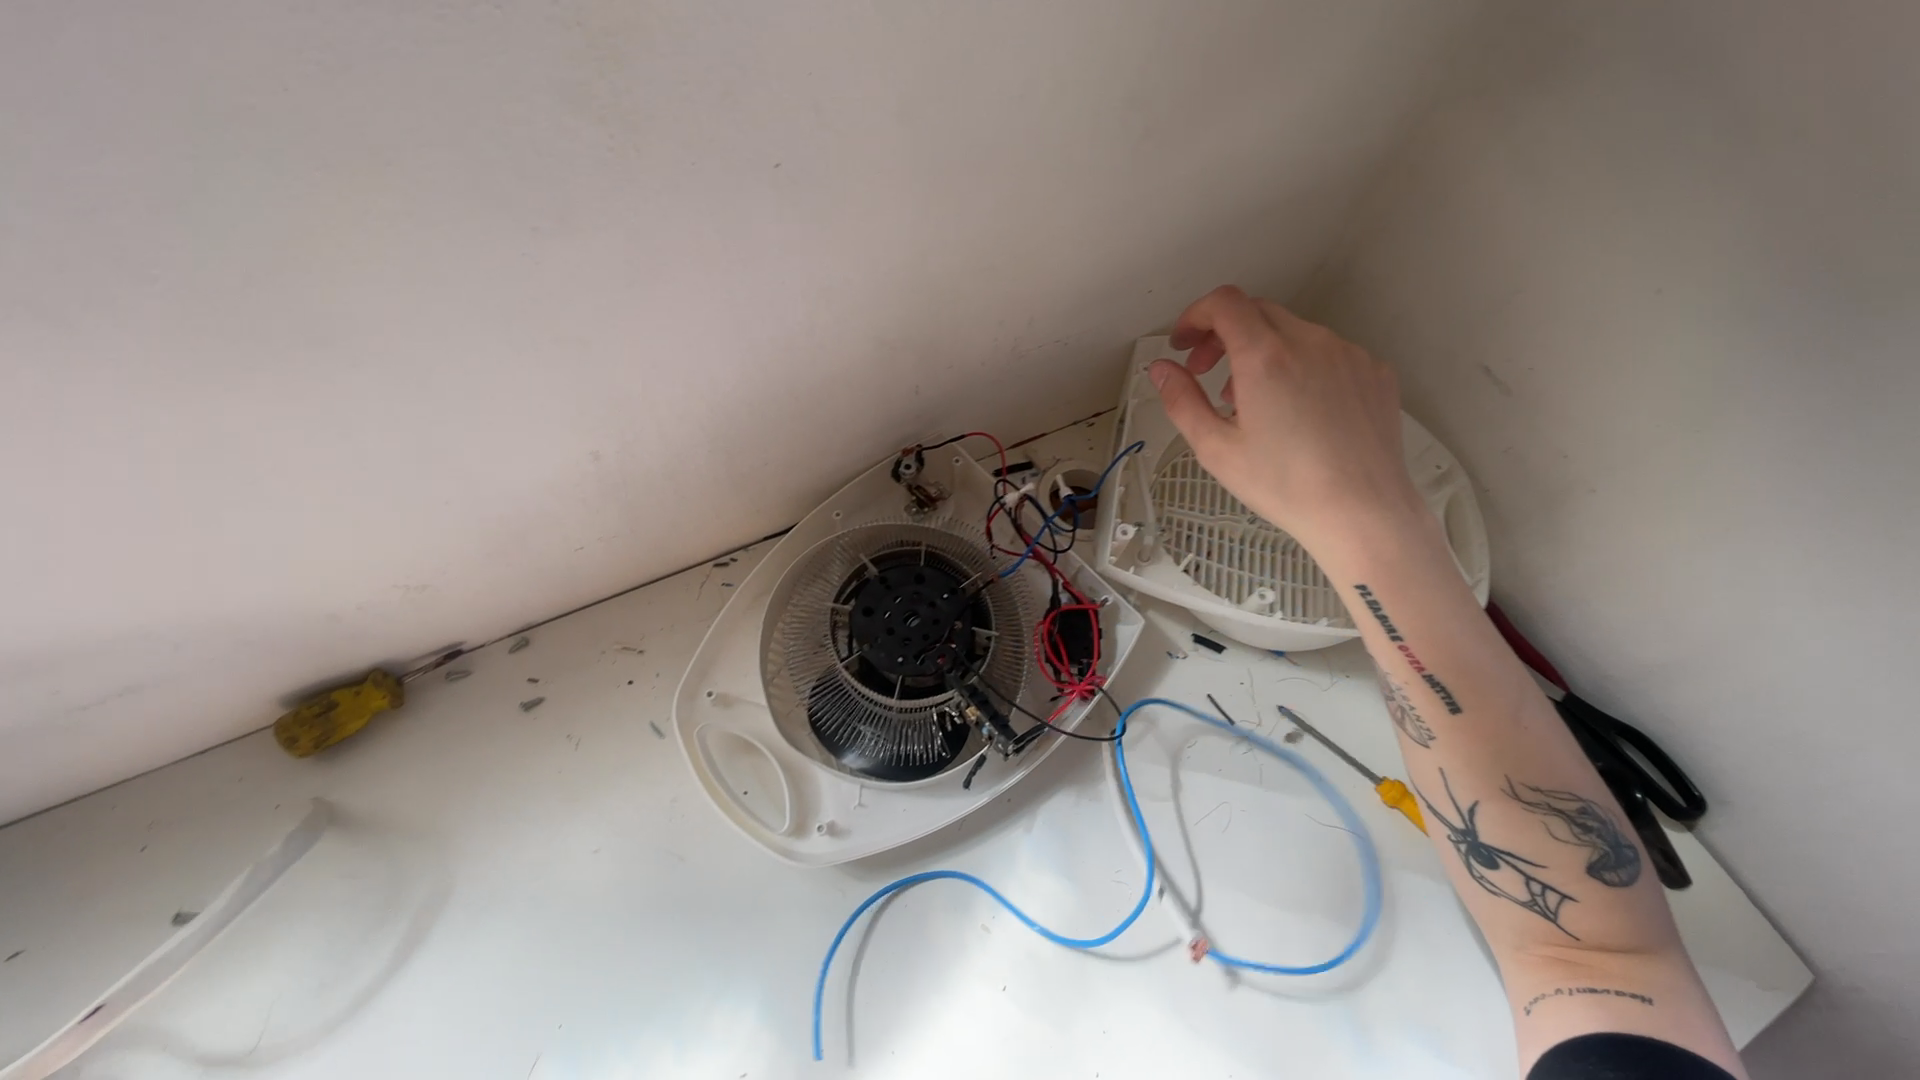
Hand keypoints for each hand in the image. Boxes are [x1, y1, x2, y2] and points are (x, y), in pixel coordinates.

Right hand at [1150, 286, 1430, 552]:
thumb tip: (1161, 369)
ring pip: (1293, 332)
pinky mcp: (1374, 371)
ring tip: (1253, 401)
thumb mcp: (1215, 448)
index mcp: (1265, 357)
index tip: (1184, 343)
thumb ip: (1181, 400)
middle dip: (1223, 334)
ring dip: (1262, 352)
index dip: (1195, 315)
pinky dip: (1301, 367)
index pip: (1224, 303)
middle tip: (1207, 373)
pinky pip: (1328, 353)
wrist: (1362, 512)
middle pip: (1257, 312)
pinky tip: (1297, 411)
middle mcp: (1310, 342)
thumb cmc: (1285, 486)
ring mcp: (1348, 354)